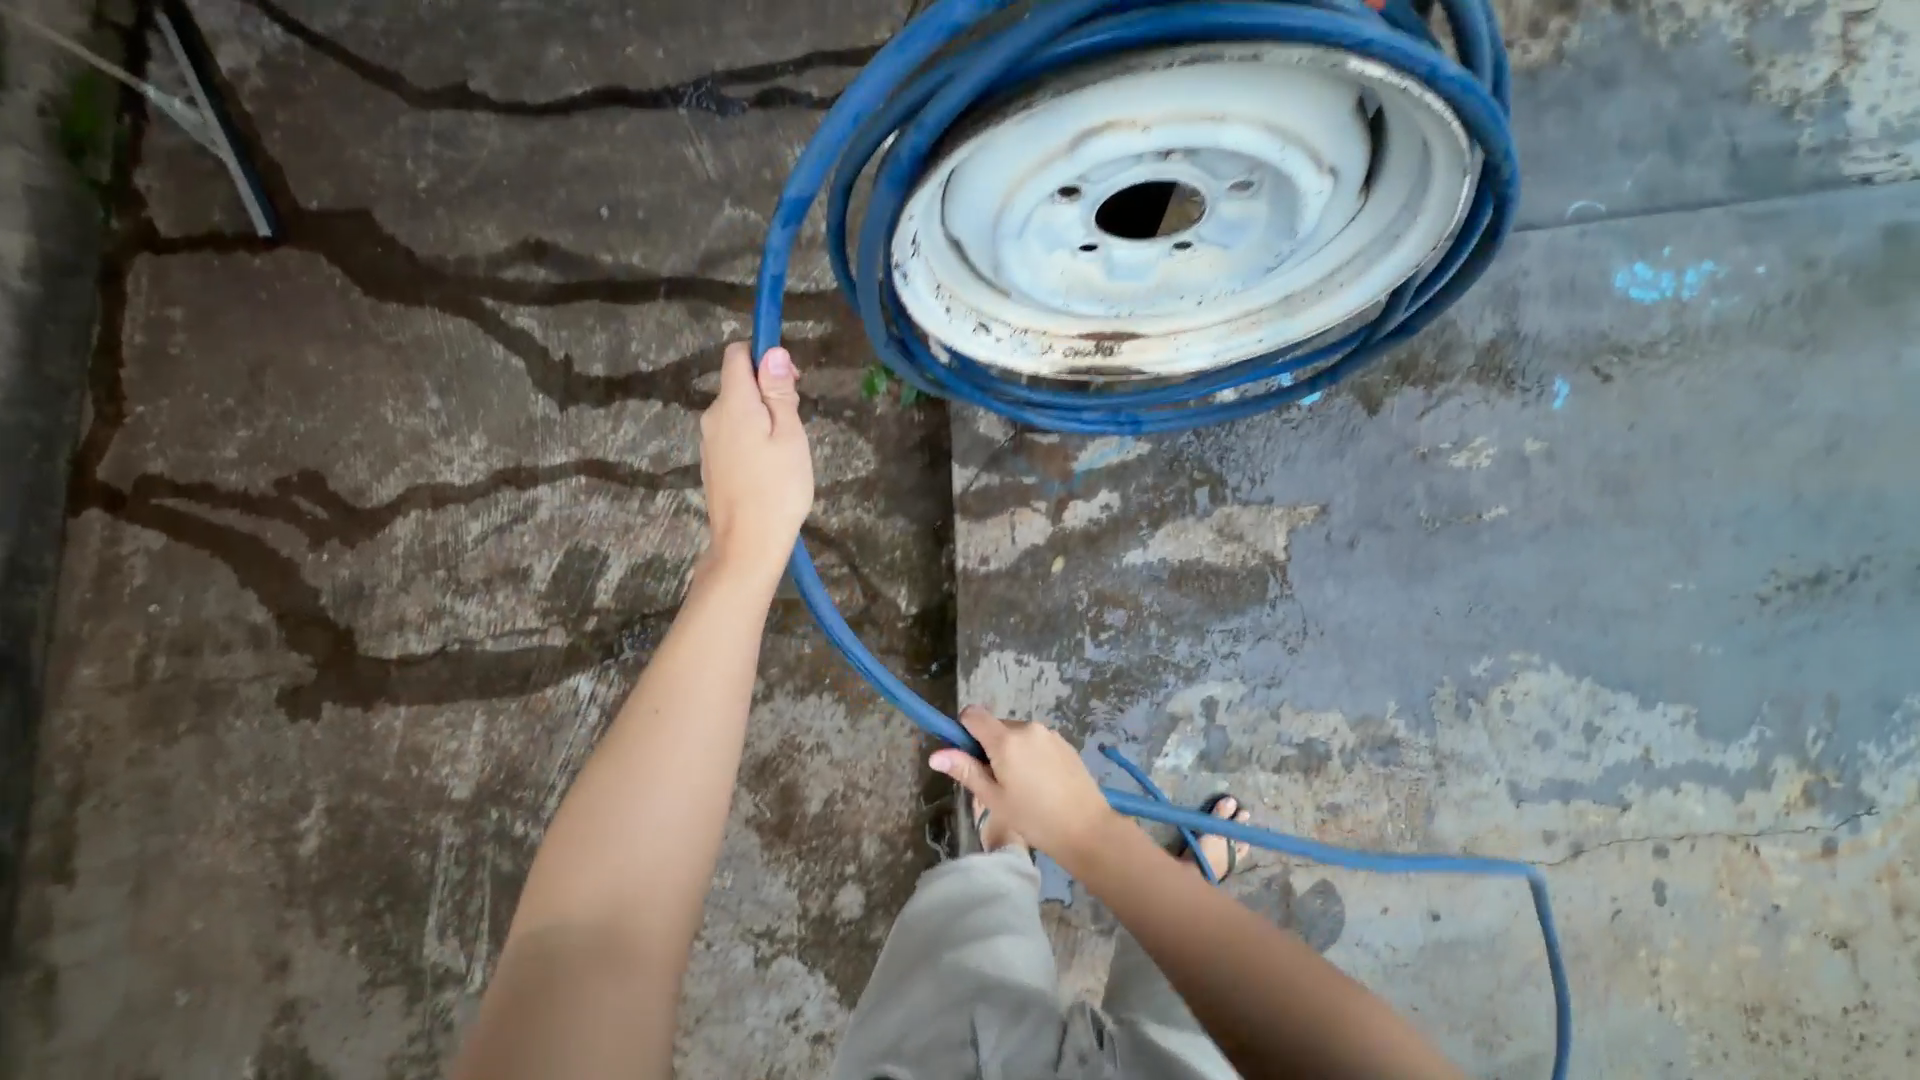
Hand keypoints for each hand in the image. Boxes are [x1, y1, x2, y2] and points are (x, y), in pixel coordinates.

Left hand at [698, 342, 812, 582]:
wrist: (748, 544)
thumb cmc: (779, 488)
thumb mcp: (790, 435)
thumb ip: (779, 392)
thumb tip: (772, 352)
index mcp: (732, 404)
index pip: (737, 355)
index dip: (764, 356)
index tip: (791, 380)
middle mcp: (712, 417)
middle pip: (738, 385)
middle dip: (768, 392)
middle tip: (797, 425)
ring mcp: (709, 443)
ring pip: (738, 413)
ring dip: (762, 419)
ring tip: (786, 452)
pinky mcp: (712, 465)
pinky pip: (733, 437)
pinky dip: (752, 440)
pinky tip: (770, 469)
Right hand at [930, 706, 1118, 864]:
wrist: (1086, 828)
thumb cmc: (1033, 817)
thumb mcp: (993, 798)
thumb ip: (965, 770)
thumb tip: (935, 755)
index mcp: (1006, 739)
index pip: (972, 714)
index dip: (963, 731)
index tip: (968, 758)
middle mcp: (1027, 727)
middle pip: (995, 726)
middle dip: (989, 747)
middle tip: (996, 783)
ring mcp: (1049, 733)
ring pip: (1016, 734)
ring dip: (1010, 751)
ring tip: (1021, 787)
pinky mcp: (1064, 743)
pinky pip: (1036, 741)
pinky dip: (1030, 754)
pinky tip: (1040, 783)